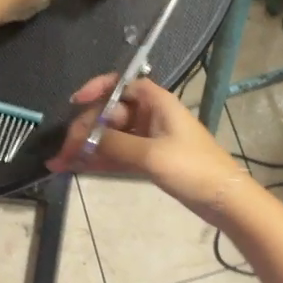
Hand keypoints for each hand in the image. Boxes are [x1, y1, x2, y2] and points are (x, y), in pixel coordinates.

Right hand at [47, 75, 254, 222]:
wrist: (223, 199)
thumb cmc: (193, 168)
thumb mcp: (151, 155)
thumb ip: (114, 145)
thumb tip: (82, 140)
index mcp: (156, 102)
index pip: (122, 84)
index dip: (97, 89)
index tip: (75, 102)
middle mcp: (150, 115)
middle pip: (110, 113)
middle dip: (85, 129)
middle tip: (64, 150)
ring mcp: (148, 138)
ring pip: (110, 136)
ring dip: (87, 147)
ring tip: (59, 162)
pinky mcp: (147, 159)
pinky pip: (117, 154)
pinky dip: (98, 160)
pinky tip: (76, 168)